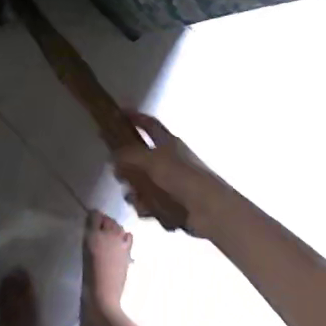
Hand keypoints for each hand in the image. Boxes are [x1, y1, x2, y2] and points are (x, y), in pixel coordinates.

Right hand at [115, 113, 231, 236]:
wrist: (213, 211)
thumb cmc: (182, 177)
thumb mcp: (149, 159)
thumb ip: (127, 154)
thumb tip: (112, 154)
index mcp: (168, 142)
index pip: (148, 124)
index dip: (134, 117)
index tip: (117, 114)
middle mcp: (170, 159)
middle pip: (139, 156)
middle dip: (126, 166)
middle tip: (119, 172)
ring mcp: (172, 182)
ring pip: (141, 181)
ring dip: (134, 190)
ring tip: (136, 198)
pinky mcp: (173, 202)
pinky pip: (150, 201)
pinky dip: (146, 206)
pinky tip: (146, 210)